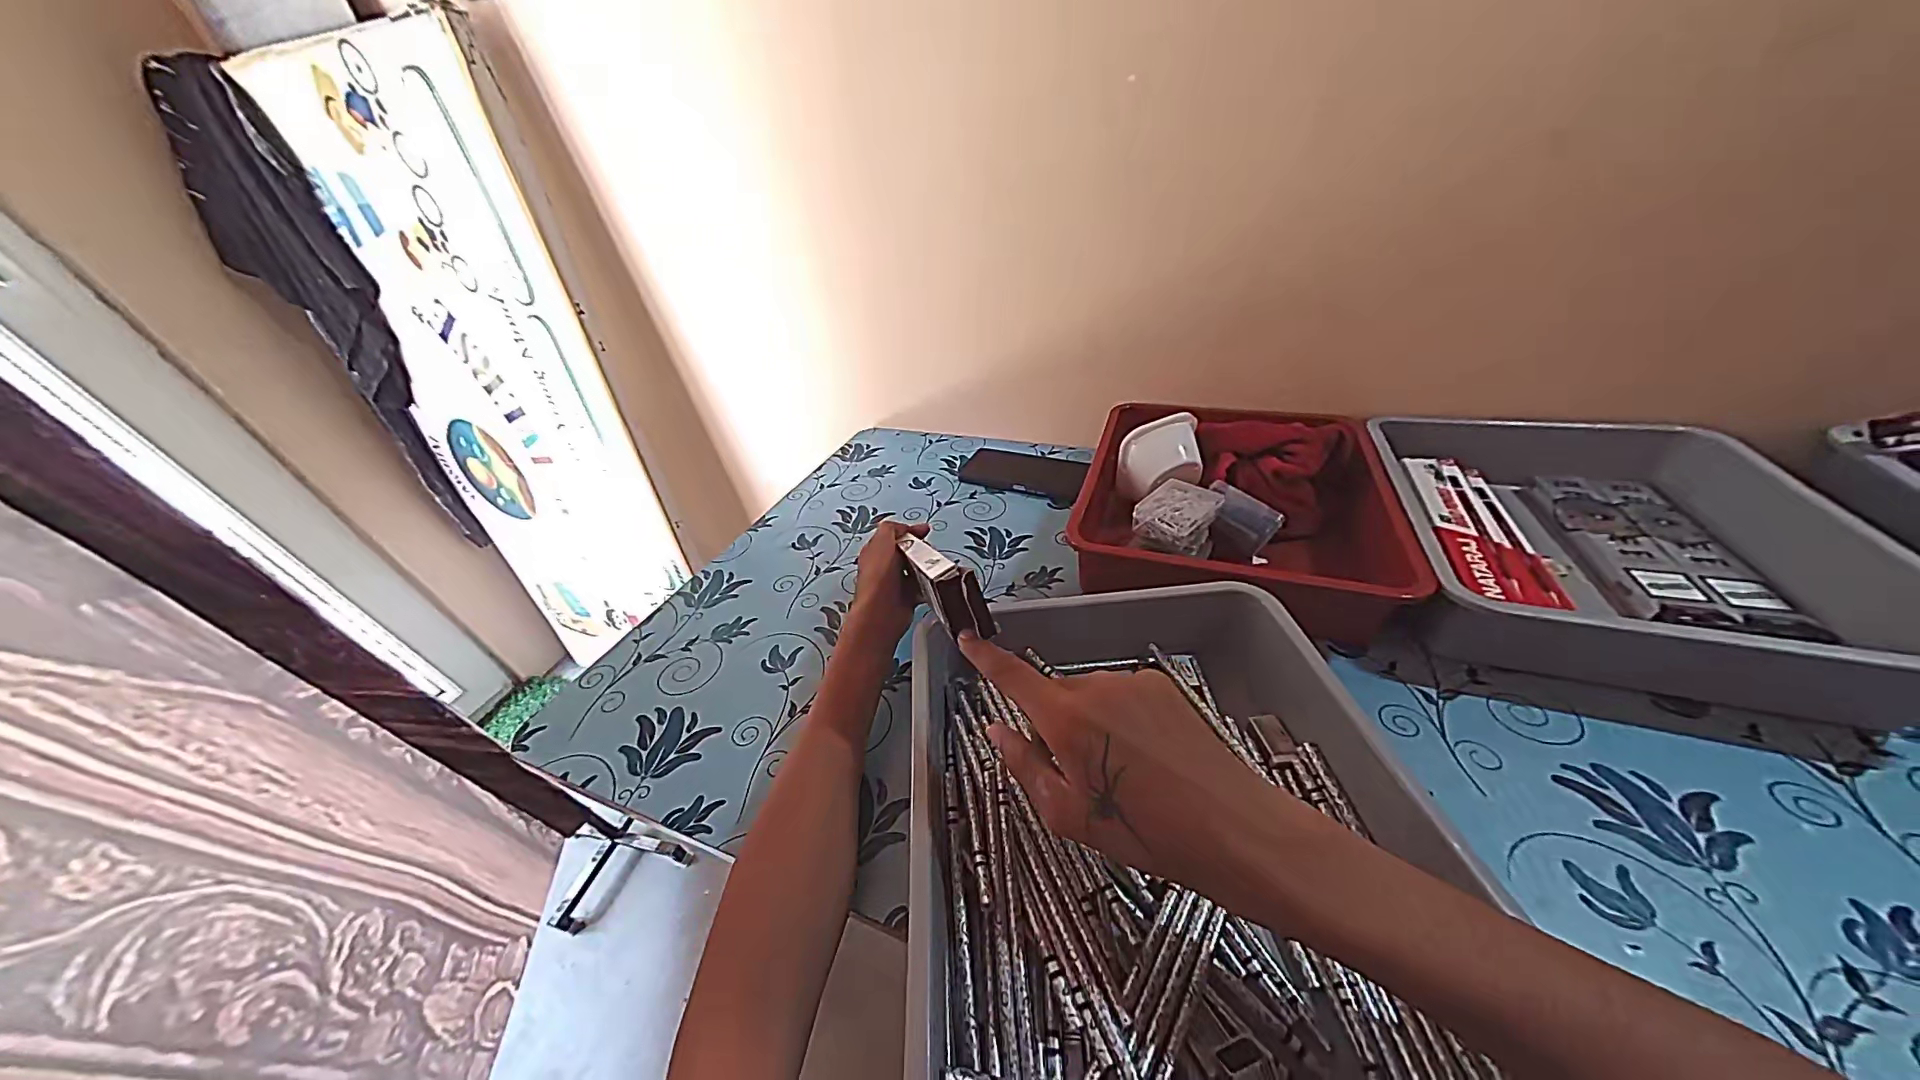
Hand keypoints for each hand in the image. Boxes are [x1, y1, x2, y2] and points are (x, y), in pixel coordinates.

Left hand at [844, 521, 929, 647]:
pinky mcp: (906, 597)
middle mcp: (884, 566)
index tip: (924, 530)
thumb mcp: (883, 541)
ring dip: (926, 566)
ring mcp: (895, 583)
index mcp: (875, 551)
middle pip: (908, 551)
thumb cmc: (879, 577)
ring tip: (933, 565)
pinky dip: (928, 584)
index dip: (909, 531)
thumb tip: (903, 528)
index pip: (894, 535)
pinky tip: (932, 581)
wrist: (882, 611)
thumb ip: (892, 529)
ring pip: (916, 568)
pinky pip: (921, 586)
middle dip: (921, 549)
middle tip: (928, 551)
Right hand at [958, 632, 1329, 910]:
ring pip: (1091, 697)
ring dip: (1093, 725)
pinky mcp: (1162, 686)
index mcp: (1067, 719)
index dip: (985, 657)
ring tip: (1125, 774)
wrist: (1236, 829)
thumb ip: (1023, 766)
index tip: (969, 640)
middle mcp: (1099, 688)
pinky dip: (1122, 720)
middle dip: (1055, 726)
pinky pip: (1123, 695)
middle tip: (1081, 777)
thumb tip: (998, 733)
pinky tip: (1148, 758)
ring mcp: (1134, 682)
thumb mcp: (1069, 816)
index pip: (1012, 676)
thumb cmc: (1151, 833)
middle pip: (1055, 695)